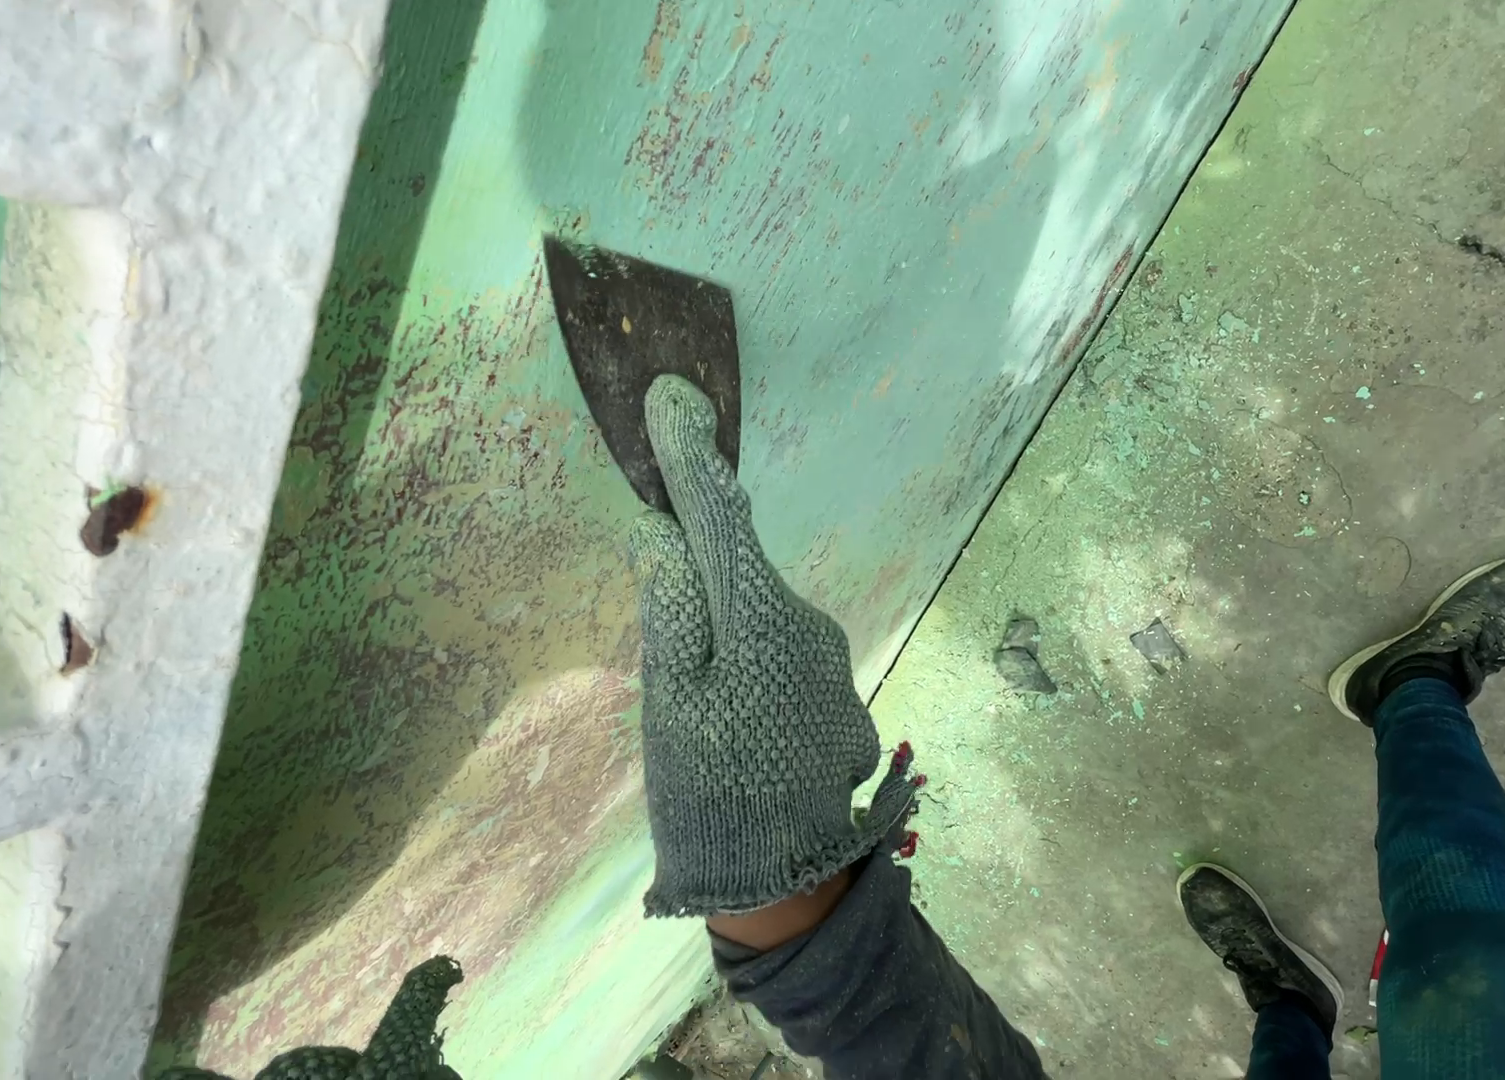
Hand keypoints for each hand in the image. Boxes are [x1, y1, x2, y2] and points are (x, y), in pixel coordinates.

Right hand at [629, 376, 920, 916]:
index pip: (721, 518)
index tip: (673, 399)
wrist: (784, 879)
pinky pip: (785, 655)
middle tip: (674, 653)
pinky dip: (757, 666)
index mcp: (761, 618)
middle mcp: (810, 625)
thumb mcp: (671, 700)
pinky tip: (750, 726)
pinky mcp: (841, 689)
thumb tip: (663, 531)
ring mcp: (833, 660)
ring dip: (731, 635)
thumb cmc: (711, 791)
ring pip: (762, 616)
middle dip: (703, 574)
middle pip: (742, 570)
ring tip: (712, 712)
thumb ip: (671, 608)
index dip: (690, 460)